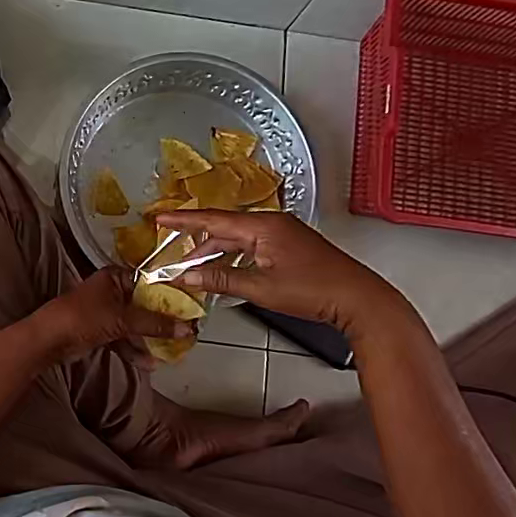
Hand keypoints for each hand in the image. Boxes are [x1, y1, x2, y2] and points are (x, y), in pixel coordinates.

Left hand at [32, 268, 190, 363]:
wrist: (48, 340)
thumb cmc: (83, 318)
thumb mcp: (122, 319)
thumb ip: (154, 323)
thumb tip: (186, 328)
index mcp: (115, 277)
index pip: (149, 281)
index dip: (170, 294)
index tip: (190, 306)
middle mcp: (112, 291)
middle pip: (144, 305)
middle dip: (162, 321)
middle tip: (186, 331)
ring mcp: (106, 312)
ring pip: (135, 325)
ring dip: (150, 339)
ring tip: (172, 352)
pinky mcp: (101, 331)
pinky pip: (124, 339)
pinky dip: (134, 350)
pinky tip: (149, 364)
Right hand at [154, 210, 404, 337]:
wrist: (357, 299)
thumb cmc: (312, 290)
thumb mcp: (260, 287)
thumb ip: (220, 280)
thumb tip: (187, 277)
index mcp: (262, 226)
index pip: (213, 220)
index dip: (183, 220)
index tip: (159, 217)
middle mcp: (271, 222)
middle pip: (223, 229)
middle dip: (196, 242)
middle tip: (172, 253)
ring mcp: (282, 233)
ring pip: (238, 238)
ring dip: (215, 252)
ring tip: (192, 268)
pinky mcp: (289, 245)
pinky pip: (251, 245)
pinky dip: (233, 256)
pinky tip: (223, 270)